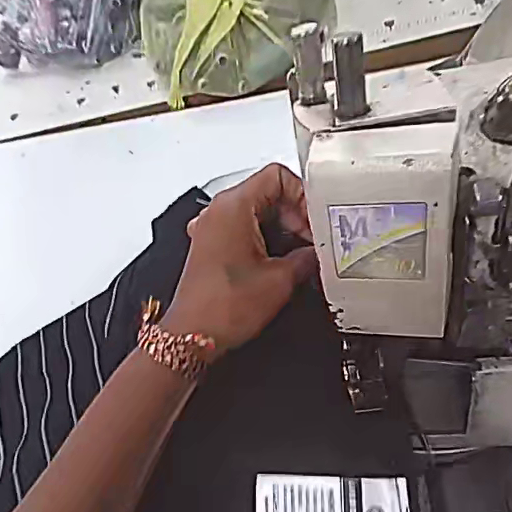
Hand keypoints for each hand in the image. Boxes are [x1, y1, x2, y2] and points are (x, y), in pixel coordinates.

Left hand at [162, 163, 316, 353]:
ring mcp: (213, 229)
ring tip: (301, 255)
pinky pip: (246, 231)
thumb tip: (317, 253)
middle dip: (296, 215)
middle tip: (314, 240)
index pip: (277, 176)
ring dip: (284, 230)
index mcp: (233, 206)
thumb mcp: (281, 280)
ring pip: (259, 213)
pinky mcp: (213, 247)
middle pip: (269, 193)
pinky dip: (267, 242)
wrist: (194, 336)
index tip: (315, 219)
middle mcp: (218, 212)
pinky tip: (282, 265)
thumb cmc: (222, 308)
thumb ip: (307, 258)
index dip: (303, 195)